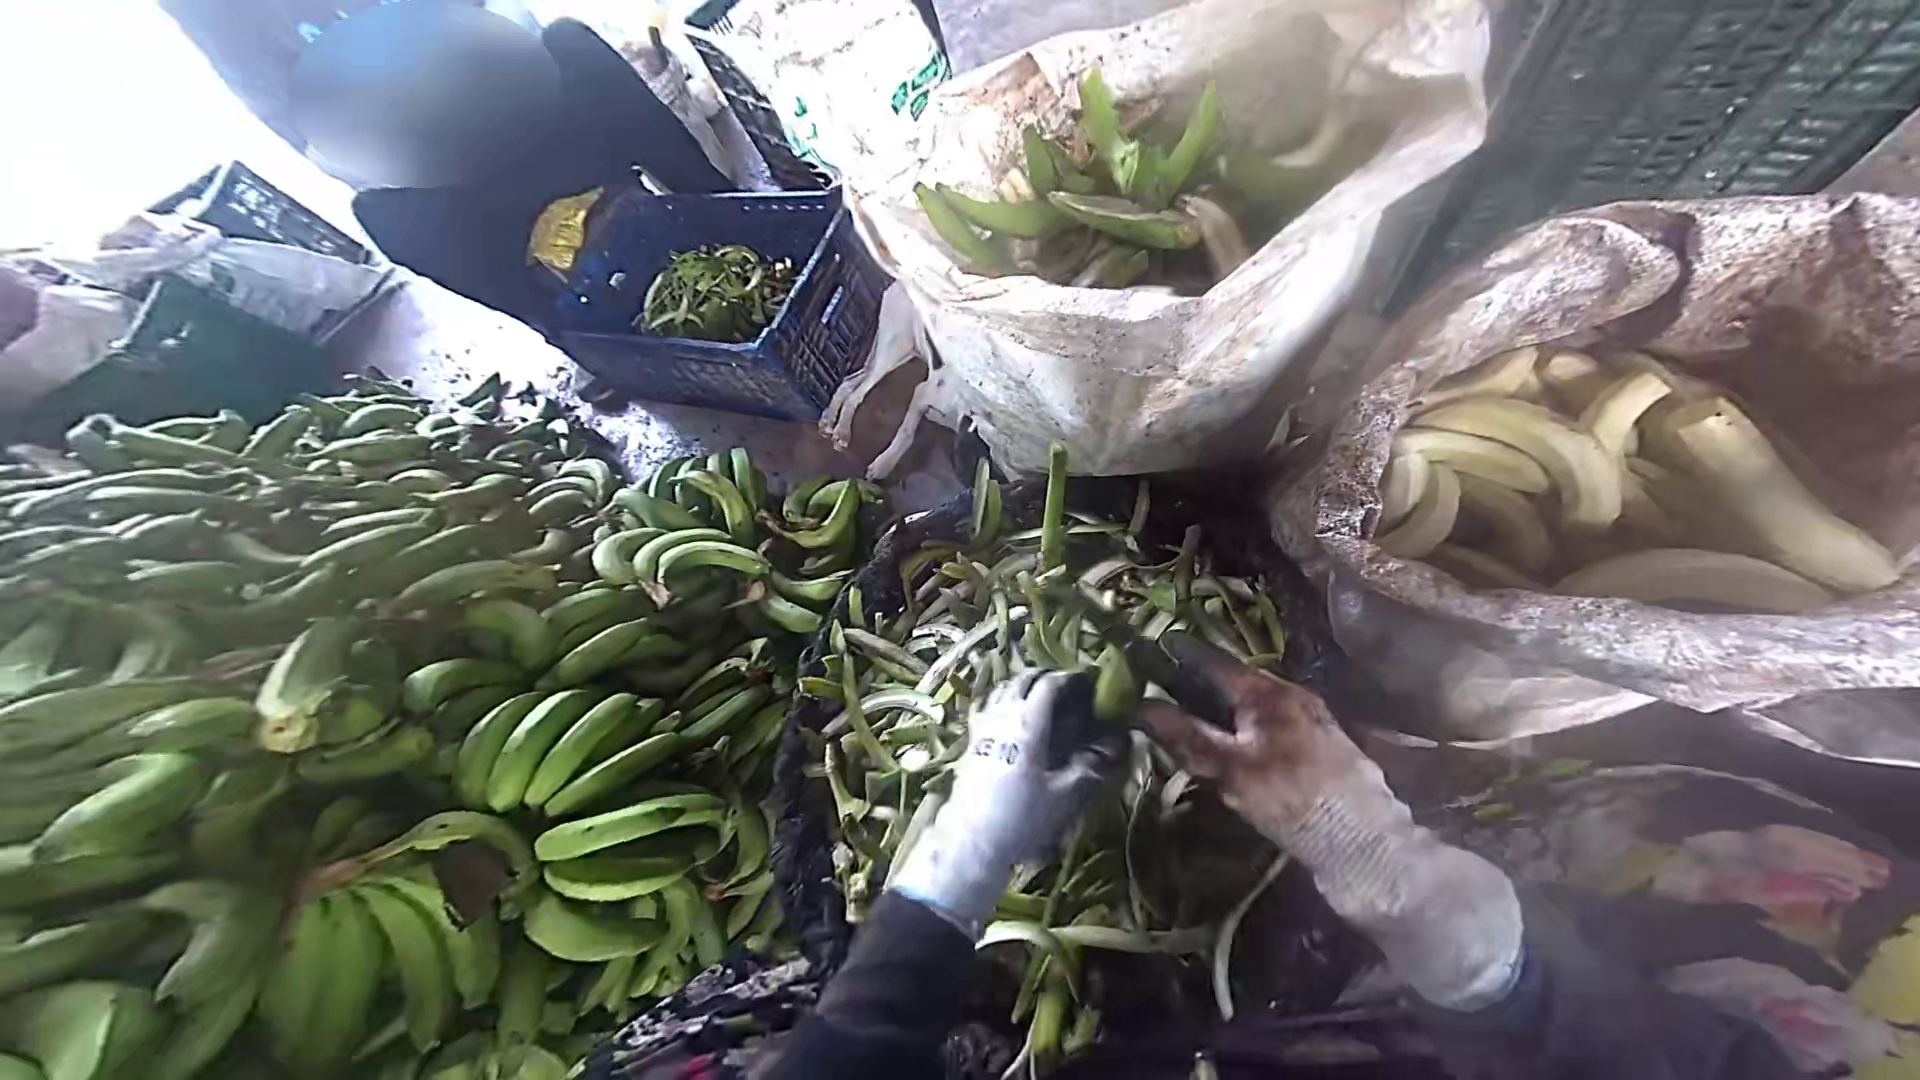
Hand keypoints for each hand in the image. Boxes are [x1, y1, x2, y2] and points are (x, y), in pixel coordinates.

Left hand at [889, 671, 1112, 934]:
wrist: (973, 837)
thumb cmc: (1021, 816)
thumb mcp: (1063, 796)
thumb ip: (1089, 767)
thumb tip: (1116, 745)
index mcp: (1028, 723)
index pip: (1048, 684)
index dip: (1068, 678)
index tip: (1086, 681)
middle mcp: (1003, 714)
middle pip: (1023, 679)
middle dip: (1045, 676)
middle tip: (1065, 686)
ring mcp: (984, 724)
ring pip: (1003, 688)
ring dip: (1023, 684)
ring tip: (1039, 695)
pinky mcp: (971, 738)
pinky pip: (987, 704)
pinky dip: (1002, 698)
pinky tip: (1009, 712)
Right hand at [1139, 634, 1524, 1009]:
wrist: (1368, 847)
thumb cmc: (1291, 799)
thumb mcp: (1228, 769)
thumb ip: (1184, 736)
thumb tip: (1140, 708)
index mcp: (1267, 692)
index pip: (1214, 661)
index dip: (1182, 654)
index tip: (1156, 646)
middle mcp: (1291, 695)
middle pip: (1234, 679)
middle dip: (1200, 680)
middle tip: (1167, 684)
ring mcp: (1310, 719)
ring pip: (1253, 701)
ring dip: (1224, 703)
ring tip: (1195, 713)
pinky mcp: (1321, 746)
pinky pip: (1270, 721)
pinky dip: (1244, 723)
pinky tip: (1235, 743)